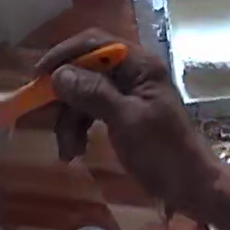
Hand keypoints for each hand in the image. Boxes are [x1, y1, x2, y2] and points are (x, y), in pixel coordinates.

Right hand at [36, 30, 225, 219]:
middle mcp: (133, 72)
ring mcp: (128, 92)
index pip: (96, 42)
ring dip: (70, 119)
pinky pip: (92, 110)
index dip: (65, 54)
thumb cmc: (163, 151)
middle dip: (65, 95)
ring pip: (85, 93)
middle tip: (45, 116)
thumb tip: (59, 74)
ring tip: (67, 150)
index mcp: (139, 64)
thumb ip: (93, 94)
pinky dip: (80, 128)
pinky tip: (74, 151)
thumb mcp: (126, 120)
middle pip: (87, 68)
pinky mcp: (123, 113)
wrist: (191, 187)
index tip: (39, 75)